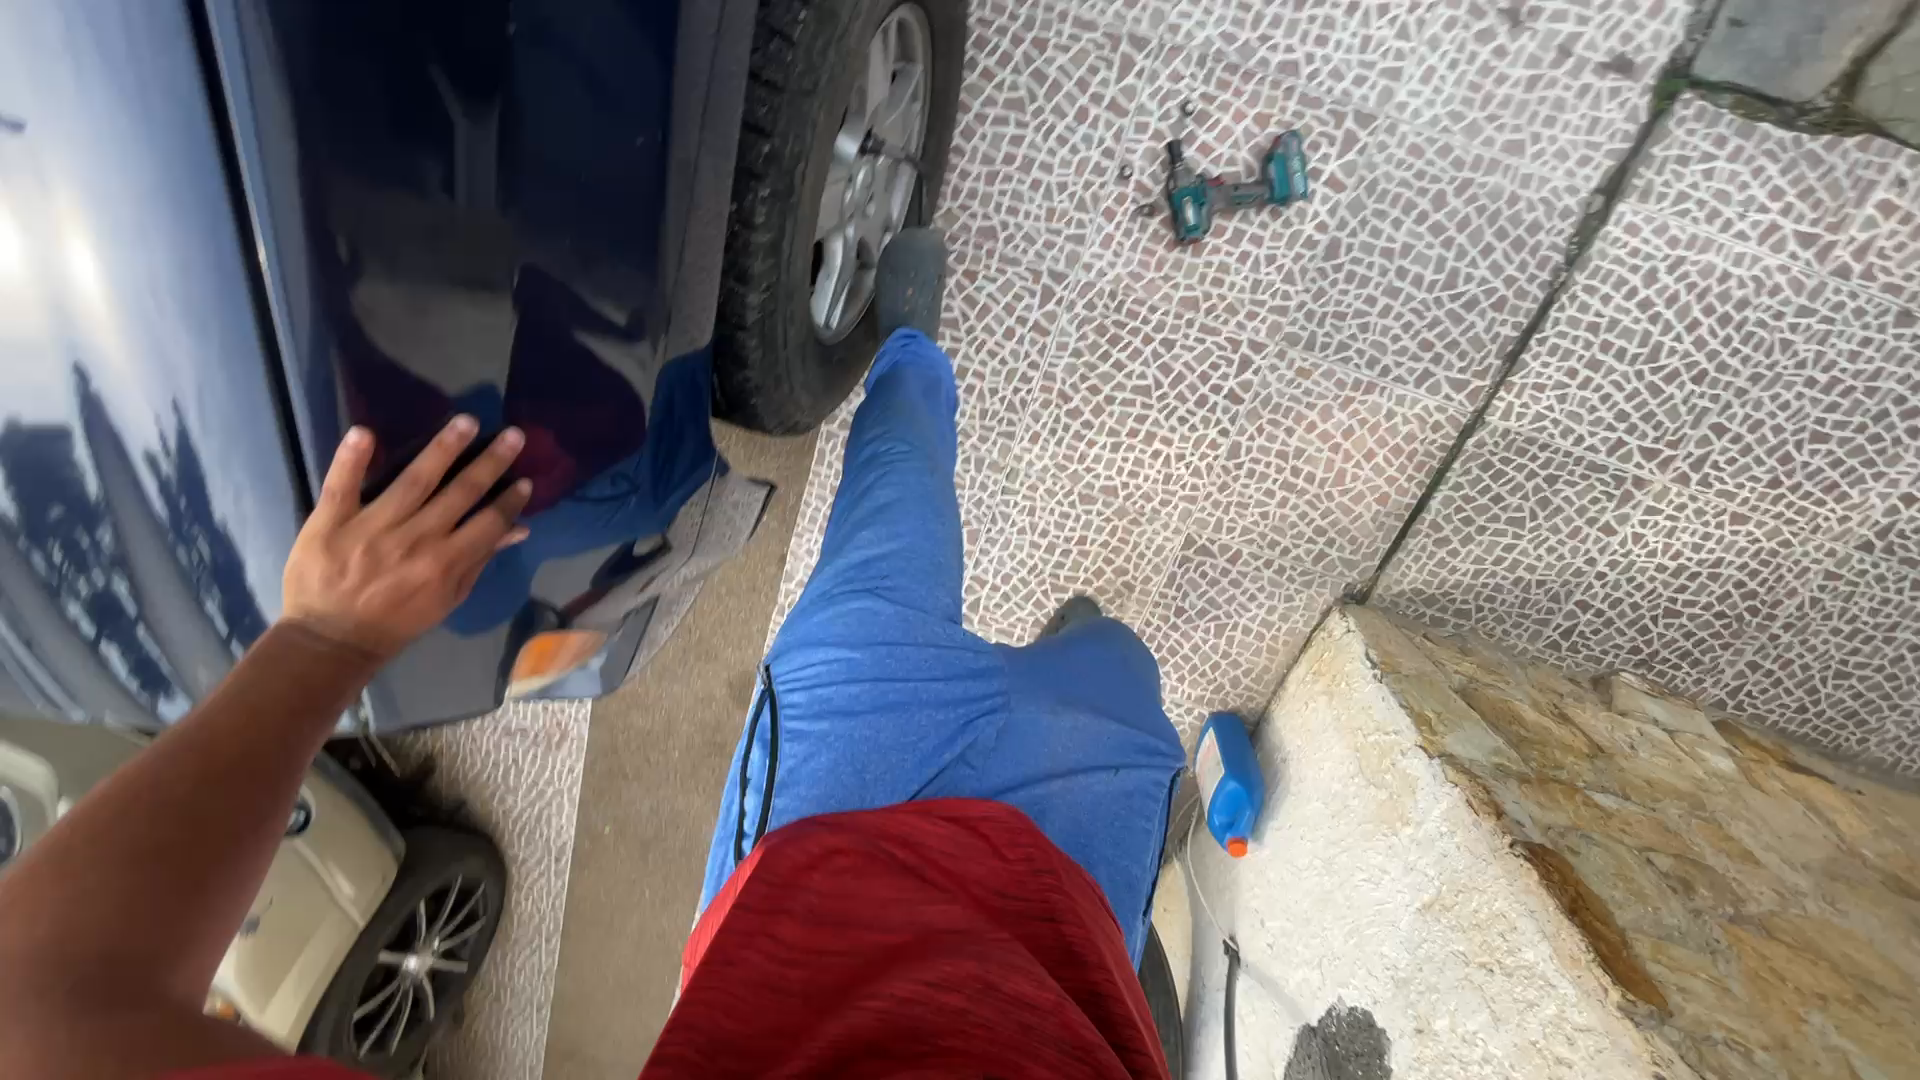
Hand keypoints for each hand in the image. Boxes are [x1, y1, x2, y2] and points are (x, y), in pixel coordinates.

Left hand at [282, 416, 532, 657]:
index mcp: (446, 561)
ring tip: (465, 422)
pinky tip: (365, 432)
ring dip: (443, 448)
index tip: (525, 478)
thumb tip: (517, 529)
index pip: (489, 521)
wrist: (331, 638)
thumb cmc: (399, 619)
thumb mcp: (449, 597)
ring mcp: (372, 527)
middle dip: (490, 462)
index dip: (510, 499)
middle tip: (512, 434)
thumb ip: (480, 559)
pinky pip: (342, 485)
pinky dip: (352, 459)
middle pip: (461, 492)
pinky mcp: (331, 522)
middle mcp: (416, 539)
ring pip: (414, 480)